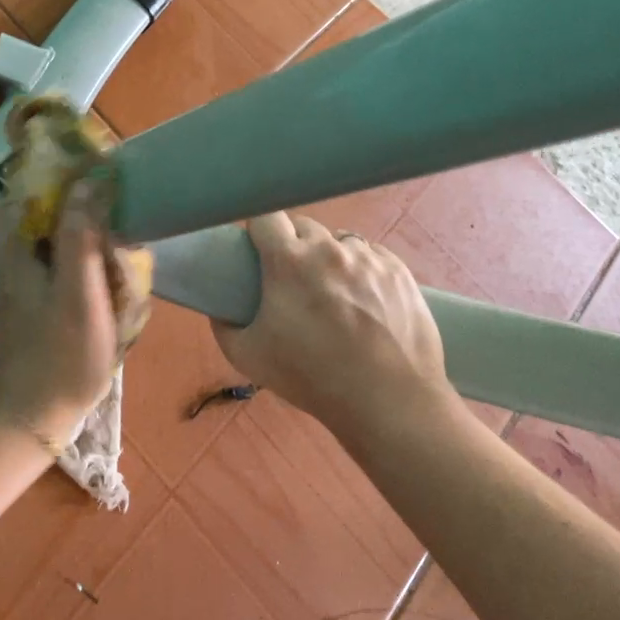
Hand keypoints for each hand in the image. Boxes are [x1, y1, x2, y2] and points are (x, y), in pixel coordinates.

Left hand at [0, 181, 120, 449]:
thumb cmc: (60, 355)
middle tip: (109, 220)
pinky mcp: (35, 309)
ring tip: (114, 256)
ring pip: (50, 245)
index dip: (58, 179)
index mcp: (17, 251)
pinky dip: (82, 273)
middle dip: (73, 214)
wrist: (33, 418)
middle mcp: (15, 262)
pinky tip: (107, 289)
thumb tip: (87, 183)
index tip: (94, 175)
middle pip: (39, 217)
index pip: (27, 193)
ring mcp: (23, 287)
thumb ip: (81, 238)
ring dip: (81, 244)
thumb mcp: (78, 293)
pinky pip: (58, 273)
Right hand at [213, 213, 454, 443]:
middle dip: (293, 244)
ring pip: (340, 241)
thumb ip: (224, 327)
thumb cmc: (312, 378)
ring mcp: (369, 258)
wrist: (389, 404)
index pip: (266, 216)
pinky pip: (372, 255)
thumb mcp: (249, 356)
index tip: (258, 250)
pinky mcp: (400, 271)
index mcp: (289, 261)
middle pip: (303, 226)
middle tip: (293, 279)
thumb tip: (220, 310)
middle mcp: (329, 249)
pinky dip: (362, 269)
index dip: (259, 230)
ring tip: (333, 291)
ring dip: (330, 256)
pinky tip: (364, 299)